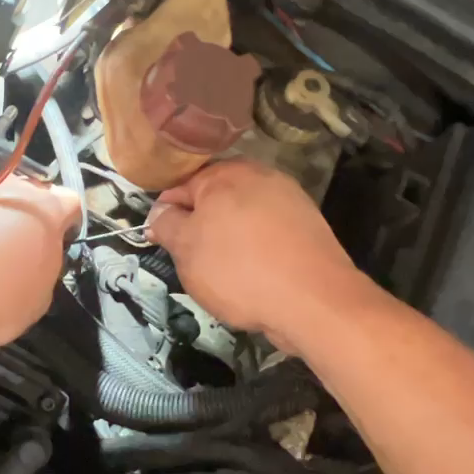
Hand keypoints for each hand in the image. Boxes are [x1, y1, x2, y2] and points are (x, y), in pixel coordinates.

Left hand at [0, 175, 80, 347]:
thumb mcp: (40, 298)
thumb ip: (44, 266)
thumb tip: (32, 259)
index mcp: (45, 209)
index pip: (70, 202)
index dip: (67, 223)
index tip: (58, 243)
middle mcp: (9, 189)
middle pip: (28, 194)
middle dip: (27, 217)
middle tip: (18, 251)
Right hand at [148, 160, 381, 346]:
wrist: (314, 301)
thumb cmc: (238, 270)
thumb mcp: (186, 249)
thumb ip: (166, 225)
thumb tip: (159, 214)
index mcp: (225, 173)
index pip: (180, 185)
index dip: (164, 214)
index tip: (159, 241)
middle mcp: (260, 175)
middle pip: (214, 200)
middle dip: (199, 227)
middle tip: (191, 261)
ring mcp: (289, 199)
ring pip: (242, 217)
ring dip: (228, 240)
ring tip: (223, 273)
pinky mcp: (308, 226)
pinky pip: (267, 233)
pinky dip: (255, 250)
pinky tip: (253, 276)